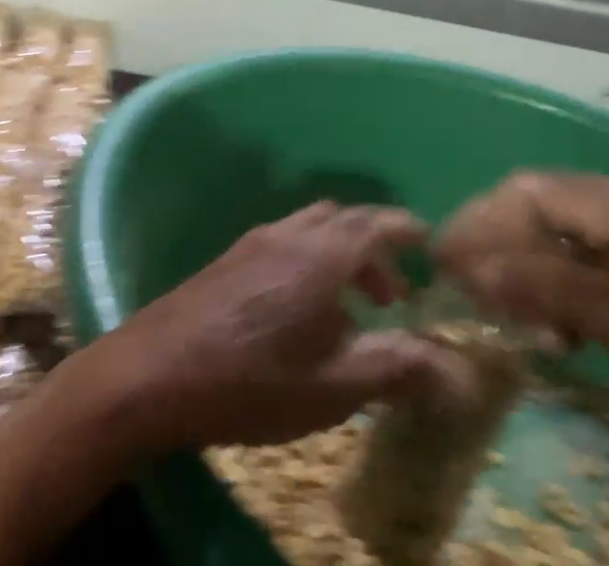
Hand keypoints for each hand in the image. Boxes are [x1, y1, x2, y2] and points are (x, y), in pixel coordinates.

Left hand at [78, 202, 470, 452]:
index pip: (375, 223)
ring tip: (352, 314)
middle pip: (340, 221)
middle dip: (375, 249)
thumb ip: (398, 369)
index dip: (408, 229)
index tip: (432, 245)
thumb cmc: (250, 382)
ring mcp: (247, 248)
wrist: (150, 375)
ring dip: (339, 258)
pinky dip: (307, 266)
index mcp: (318, 256)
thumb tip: (458, 370)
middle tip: (397, 296)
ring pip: (307, 233)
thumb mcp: (334, 386)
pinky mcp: (222, 266)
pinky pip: (279, 248)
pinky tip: (300, 320)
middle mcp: (283, 237)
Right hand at [434, 172, 608, 470]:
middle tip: (473, 296)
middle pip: (546, 205)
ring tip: (525, 323)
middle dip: (501, 247)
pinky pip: (602, 255)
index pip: (531, 192)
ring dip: (534, 270)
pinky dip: (570, 283)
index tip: (441, 266)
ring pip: (569, 232)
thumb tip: (467, 266)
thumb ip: (547, 288)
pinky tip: (565, 325)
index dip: (477, 224)